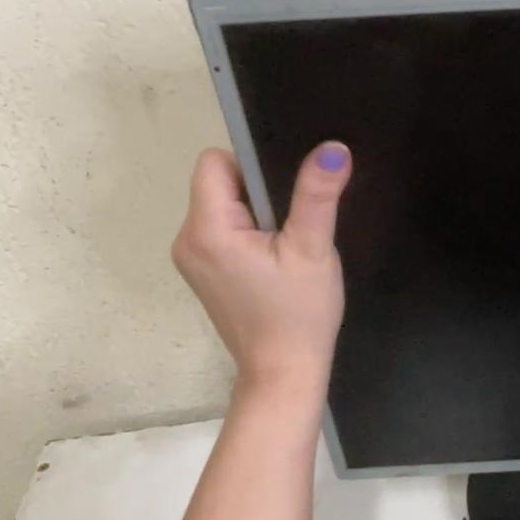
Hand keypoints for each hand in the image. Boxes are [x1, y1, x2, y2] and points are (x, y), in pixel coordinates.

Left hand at [172, 142, 352, 387]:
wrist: (284, 372)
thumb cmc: (299, 313)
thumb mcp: (313, 249)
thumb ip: (317, 195)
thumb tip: (333, 148)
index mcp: (206, 229)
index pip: (215, 162)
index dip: (252, 166)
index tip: (284, 195)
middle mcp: (186, 239)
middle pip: (217, 183)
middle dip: (256, 193)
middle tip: (290, 227)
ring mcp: (190, 259)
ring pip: (220, 206)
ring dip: (254, 214)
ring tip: (283, 247)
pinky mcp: (202, 273)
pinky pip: (220, 231)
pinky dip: (246, 234)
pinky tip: (272, 262)